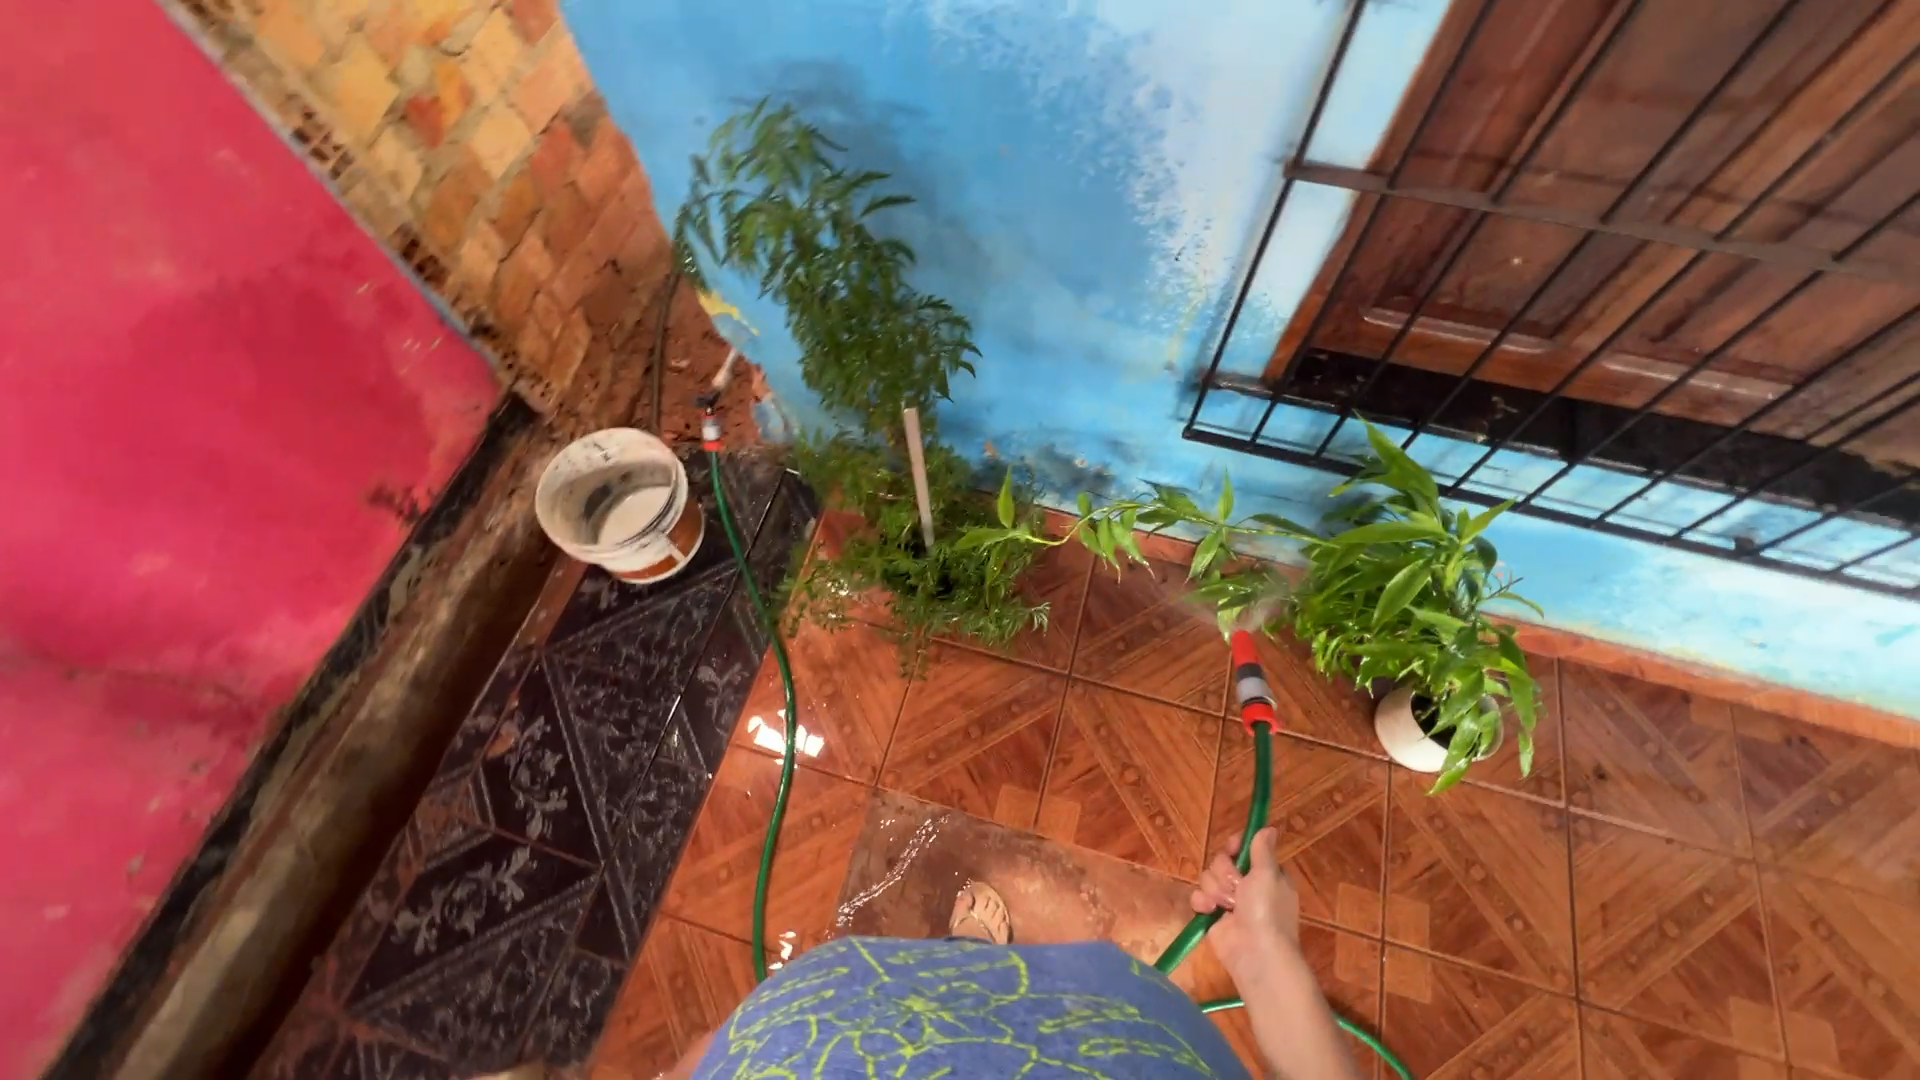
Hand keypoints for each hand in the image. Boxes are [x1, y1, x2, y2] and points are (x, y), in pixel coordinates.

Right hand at [1189, 827, 1300, 970]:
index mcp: (1265, 875)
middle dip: (1225, 872)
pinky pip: (1198, 896)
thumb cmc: (1267, 911)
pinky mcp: (1213, 915)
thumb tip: (1270, 828)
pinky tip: (1210, 911)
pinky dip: (1202, 902)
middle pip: (1222, 861)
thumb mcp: (1268, 874)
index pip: (1244, 849)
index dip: (1236, 847)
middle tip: (1236, 887)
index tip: (1232, 849)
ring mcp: (1229, 901)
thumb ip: (1262, 850)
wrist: (1256, 953)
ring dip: (1215, 889)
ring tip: (1226, 905)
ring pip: (1208, 877)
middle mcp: (1247, 886)